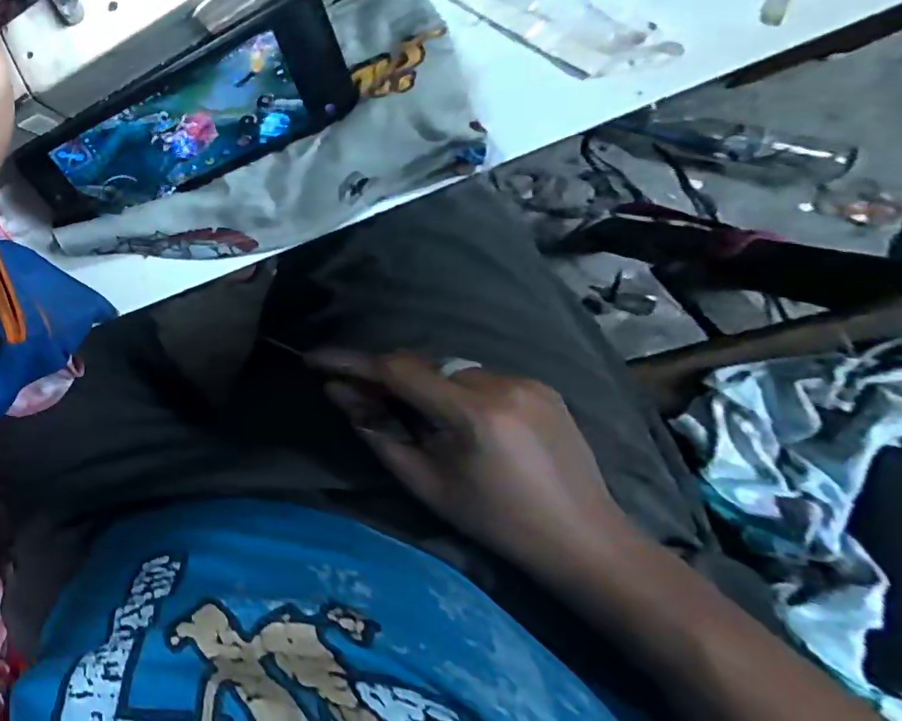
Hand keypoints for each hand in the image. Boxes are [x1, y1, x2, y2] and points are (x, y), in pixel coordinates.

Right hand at [310, 351, 638, 573]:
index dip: (349, 361)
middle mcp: (499, 383)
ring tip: (410, 411)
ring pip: (446, 366)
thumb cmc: (498, 522)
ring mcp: (525, 380)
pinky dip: (452, 386)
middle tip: (357, 394)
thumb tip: (337, 391)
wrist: (588, 543)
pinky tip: (454, 416)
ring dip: (419, 380)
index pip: (395, 369)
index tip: (313, 358)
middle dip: (383, 374)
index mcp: (472, 412)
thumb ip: (376, 431)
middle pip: (419, 363)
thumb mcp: (425, 482)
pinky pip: (476, 375)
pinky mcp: (540, 385)